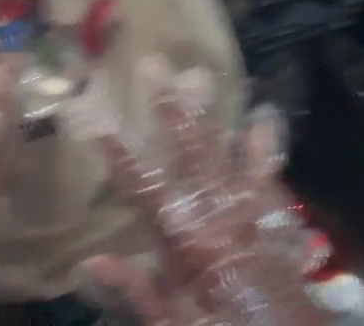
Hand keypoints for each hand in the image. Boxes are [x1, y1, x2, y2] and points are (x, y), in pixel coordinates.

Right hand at [68, 58, 326, 325]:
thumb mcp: (173, 323)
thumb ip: (136, 289)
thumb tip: (89, 261)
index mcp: (183, 239)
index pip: (140, 183)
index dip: (115, 144)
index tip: (93, 107)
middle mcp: (214, 213)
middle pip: (186, 151)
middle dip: (168, 107)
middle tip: (154, 64)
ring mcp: (247, 209)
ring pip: (224, 151)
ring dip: (210, 114)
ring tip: (198, 74)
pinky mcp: (274, 215)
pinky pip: (267, 174)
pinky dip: (263, 147)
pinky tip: (261, 117)